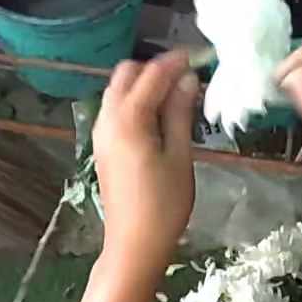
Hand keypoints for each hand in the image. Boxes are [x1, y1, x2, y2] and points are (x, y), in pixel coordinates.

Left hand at [94, 50, 196, 269]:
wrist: (133, 244)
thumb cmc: (164, 205)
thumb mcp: (179, 157)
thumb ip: (180, 113)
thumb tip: (188, 80)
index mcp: (128, 119)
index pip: (153, 74)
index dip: (177, 61)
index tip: (201, 56)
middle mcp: (107, 118)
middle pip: (127, 74)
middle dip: (155, 69)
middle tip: (187, 79)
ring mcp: (100, 133)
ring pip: (118, 90)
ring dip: (144, 85)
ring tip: (176, 100)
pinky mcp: (102, 146)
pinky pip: (115, 110)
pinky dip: (135, 103)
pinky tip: (158, 119)